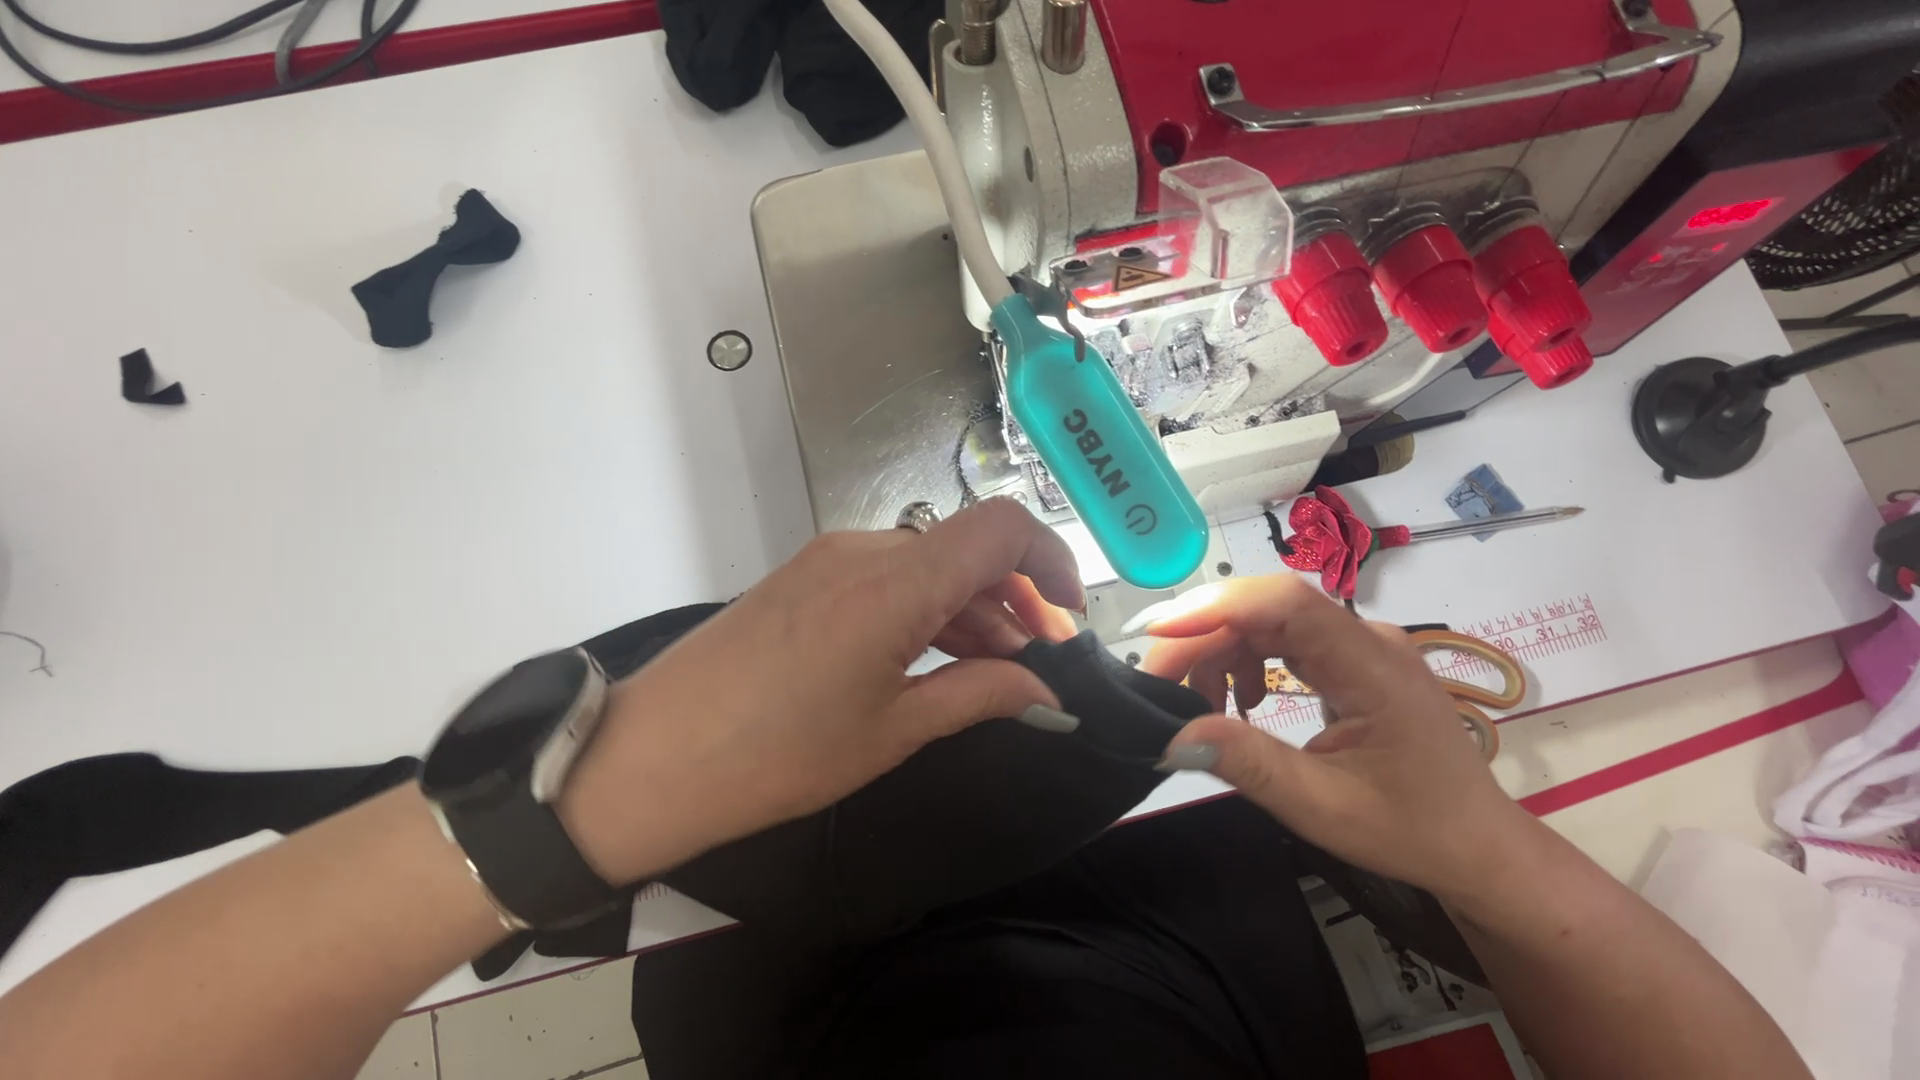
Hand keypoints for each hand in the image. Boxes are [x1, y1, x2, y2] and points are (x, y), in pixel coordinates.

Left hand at [558, 498, 1083, 883]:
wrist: (650, 757)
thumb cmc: (777, 754)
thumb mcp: (892, 731)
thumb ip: (980, 696)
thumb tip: (1047, 694)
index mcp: (894, 582)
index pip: (1001, 528)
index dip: (1051, 561)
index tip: (1068, 618)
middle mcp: (864, 551)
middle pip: (966, 547)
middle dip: (1014, 597)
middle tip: (1035, 661)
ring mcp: (828, 559)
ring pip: (926, 563)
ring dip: (968, 607)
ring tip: (989, 670)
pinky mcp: (804, 577)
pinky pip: (886, 576)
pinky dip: (923, 608)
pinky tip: (932, 658)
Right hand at [1135, 576, 1532, 900]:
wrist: (1478, 845)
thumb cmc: (1411, 829)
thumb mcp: (1324, 808)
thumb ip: (1249, 765)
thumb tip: (1171, 736)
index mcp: (1373, 667)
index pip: (1286, 604)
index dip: (1216, 607)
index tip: (1157, 634)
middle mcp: (1367, 640)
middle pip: (1267, 611)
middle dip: (1202, 637)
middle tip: (1157, 681)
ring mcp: (1360, 646)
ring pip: (1269, 623)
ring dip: (1220, 652)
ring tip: (1199, 703)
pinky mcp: (1351, 660)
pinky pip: (1284, 641)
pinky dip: (1246, 663)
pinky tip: (1242, 704)